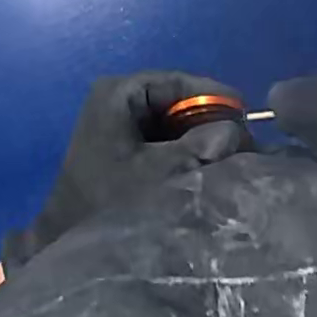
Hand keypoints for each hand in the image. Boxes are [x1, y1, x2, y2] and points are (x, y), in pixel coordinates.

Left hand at [3, 72, 252, 265]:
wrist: (68, 235)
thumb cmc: (110, 197)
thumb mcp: (160, 171)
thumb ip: (199, 146)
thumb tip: (237, 130)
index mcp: (118, 92)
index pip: (174, 81)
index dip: (212, 95)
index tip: (248, 113)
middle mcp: (115, 99)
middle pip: (173, 100)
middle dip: (208, 120)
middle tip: (246, 142)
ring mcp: (116, 122)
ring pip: (169, 121)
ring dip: (198, 138)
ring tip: (233, 157)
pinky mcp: (119, 146)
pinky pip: (160, 138)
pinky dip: (183, 150)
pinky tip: (207, 167)